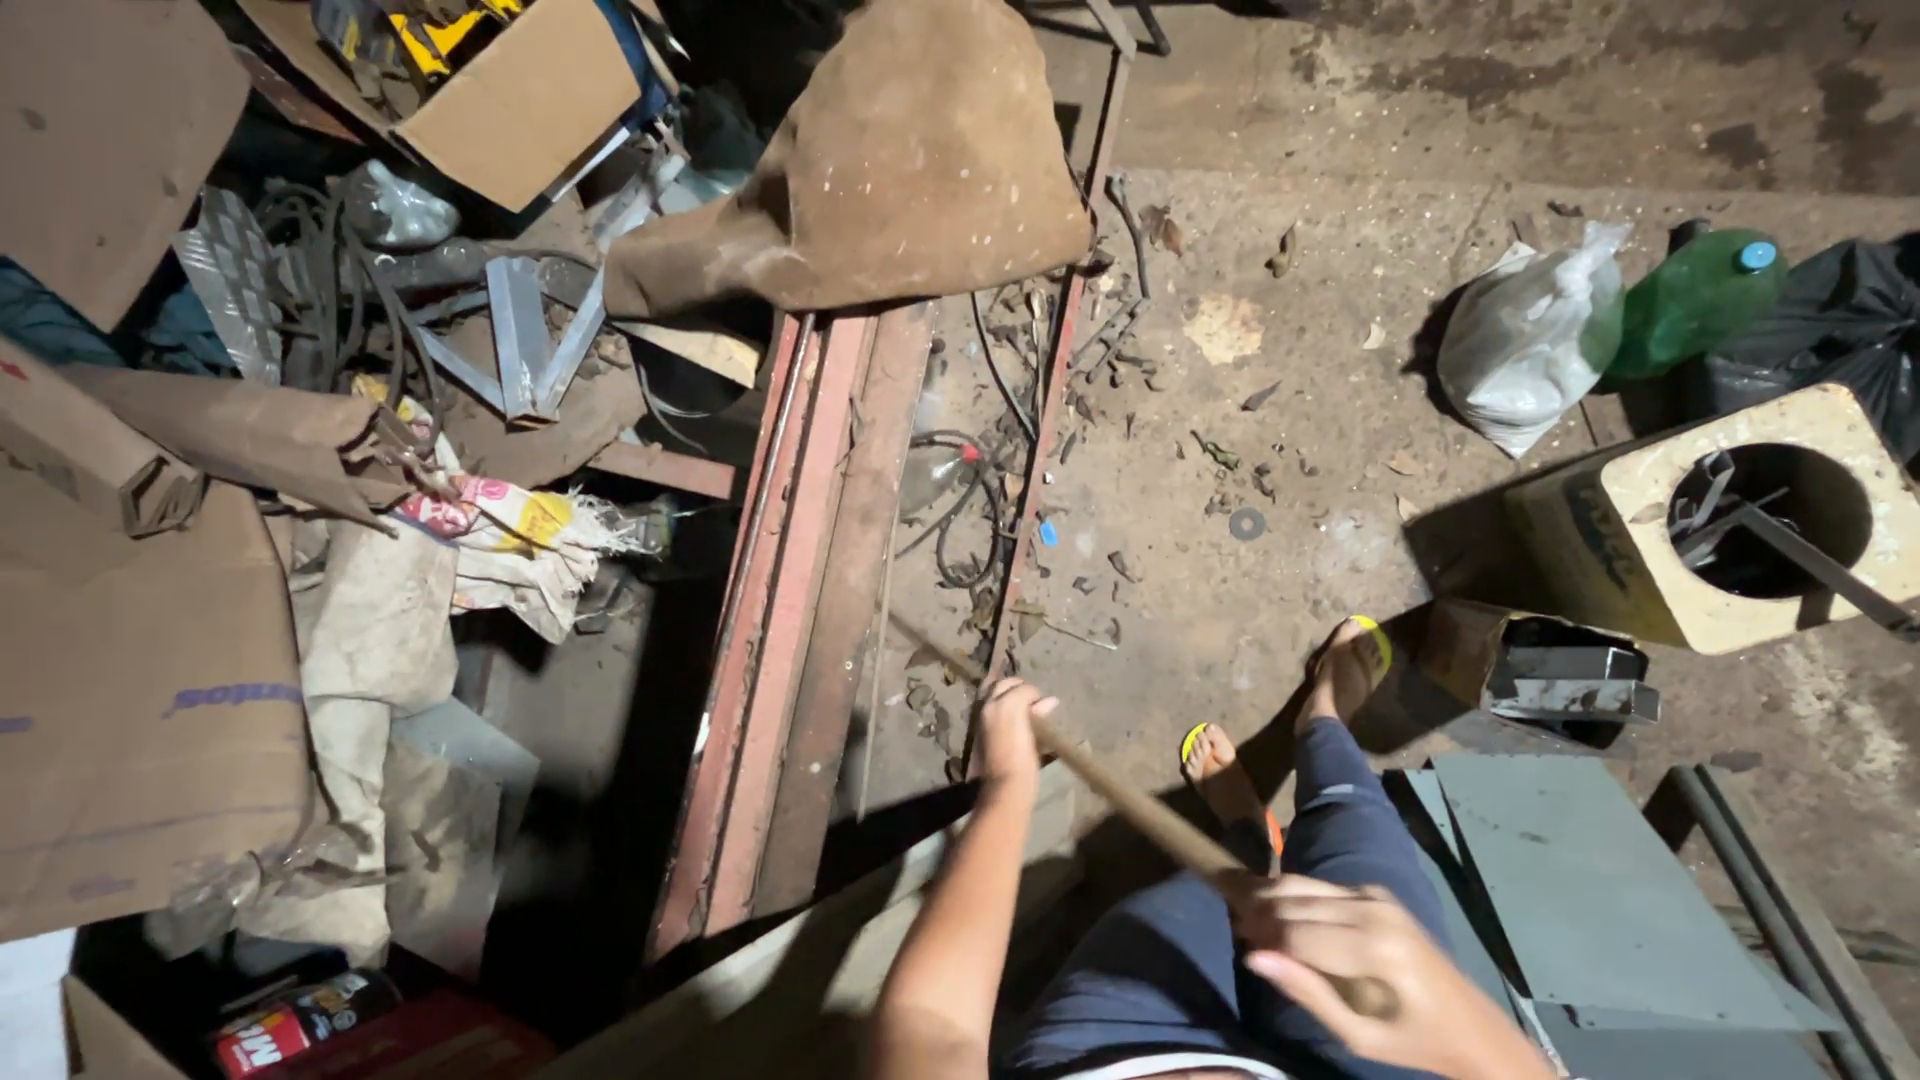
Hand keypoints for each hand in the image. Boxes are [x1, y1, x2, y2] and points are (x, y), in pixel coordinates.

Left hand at [976, 678, 1054, 789]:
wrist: (1005, 783)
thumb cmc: (1025, 761)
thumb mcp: (1037, 736)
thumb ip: (1039, 713)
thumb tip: (1051, 700)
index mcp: (1007, 705)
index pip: (1025, 688)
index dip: (1035, 694)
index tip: (1043, 704)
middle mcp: (991, 704)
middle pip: (1004, 683)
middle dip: (1018, 687)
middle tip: (1031, 699)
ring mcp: (982, 714)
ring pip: (992, 690)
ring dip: (1005, 692)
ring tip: (1019, 702)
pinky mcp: (978, 725)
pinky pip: (987, 703)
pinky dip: (997, 702)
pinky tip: (1008, 711)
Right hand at [1225, 875, 1551, 1079]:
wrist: (1475, 1029)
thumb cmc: (1415, 1042)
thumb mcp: (1359, 1036)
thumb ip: (1307, 993)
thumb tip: (1254, 959)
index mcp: (1375, 949)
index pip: (1294, 933)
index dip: (1262, 942)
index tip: (1246, 953)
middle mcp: (1372, 910)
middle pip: (1291, 901)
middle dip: (1258, 915)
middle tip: (1241, 935)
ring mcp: (1374, 895)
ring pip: (1298, 883)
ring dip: (1268, 899)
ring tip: (1251, 923)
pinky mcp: (1374, 891)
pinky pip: (1317, 885)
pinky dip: (1290, 895)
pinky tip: (1279, 915)